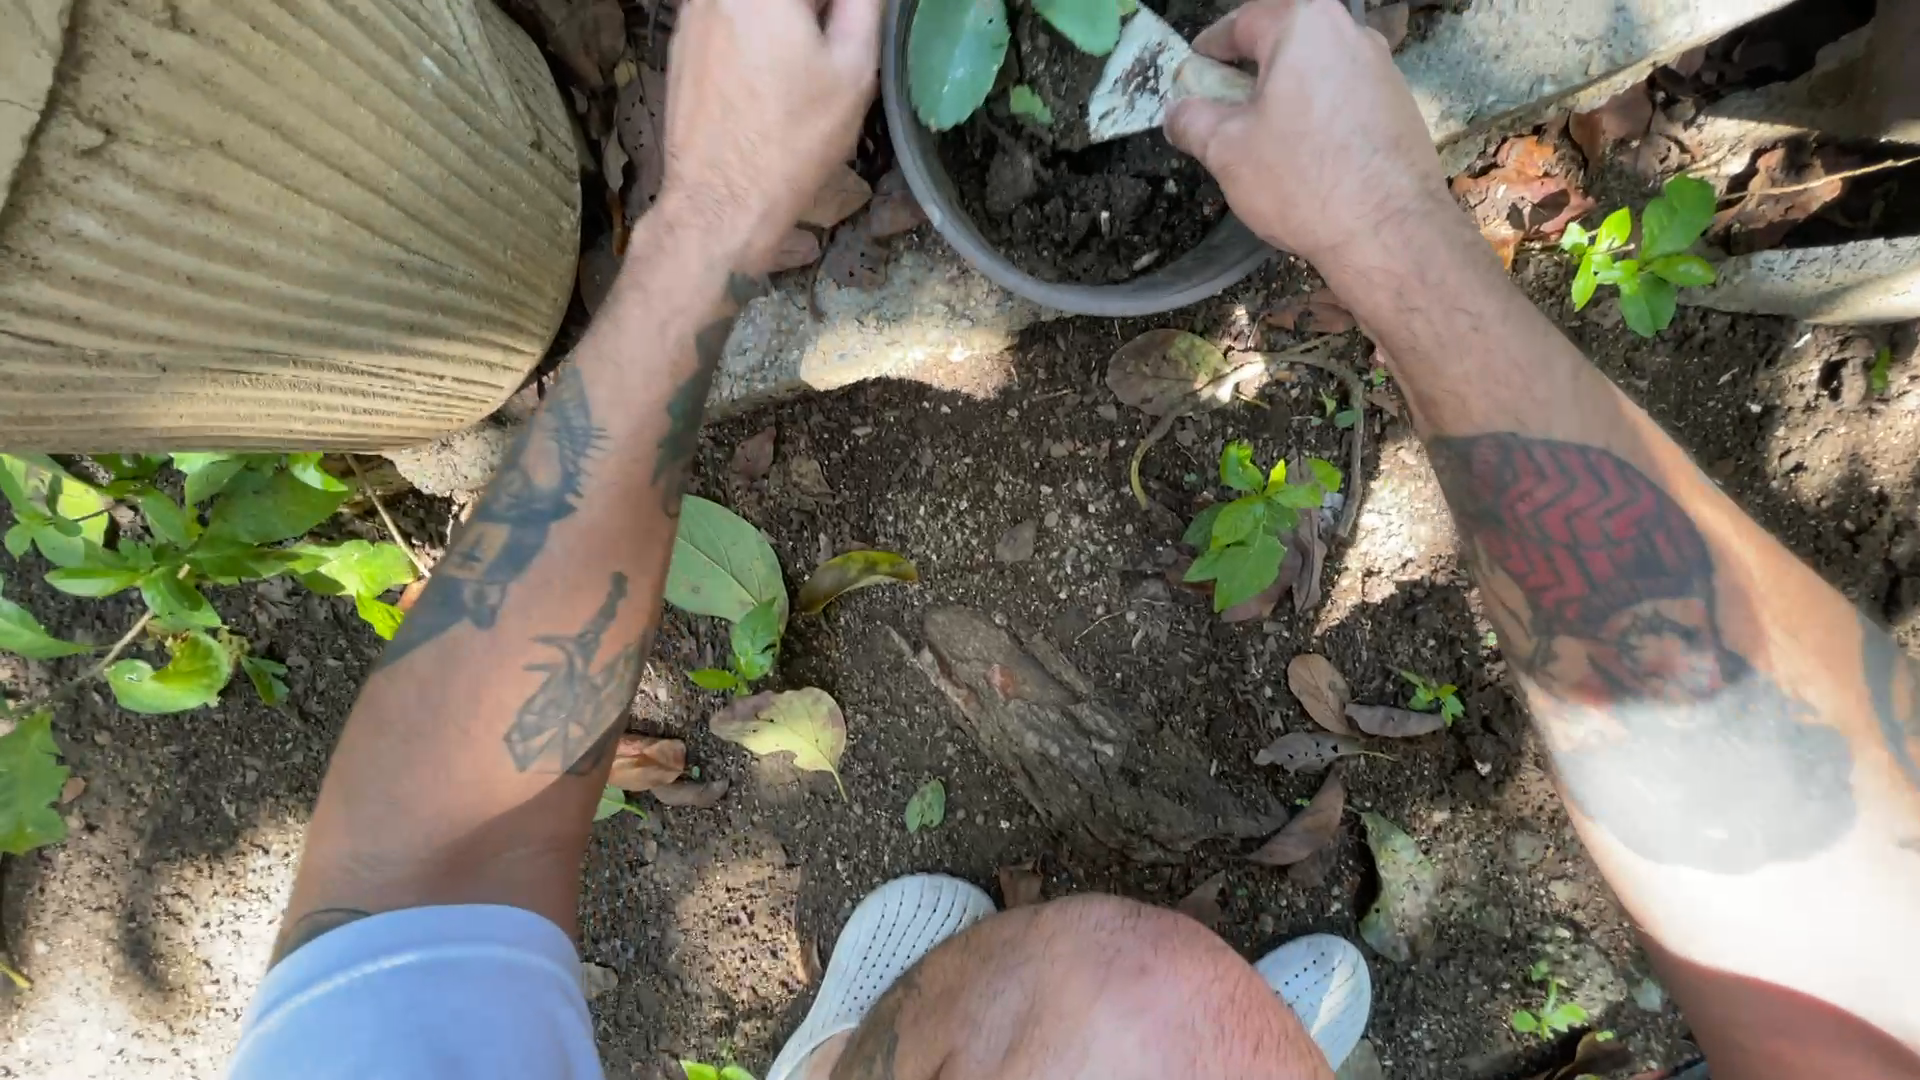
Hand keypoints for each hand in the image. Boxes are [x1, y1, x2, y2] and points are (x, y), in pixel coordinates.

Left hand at [657, 0, 881, 269]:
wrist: (721, 203)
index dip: (844, 13)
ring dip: (786, 32)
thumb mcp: (852, 74)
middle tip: (833, 57)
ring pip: (758, 13)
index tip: (853, 34)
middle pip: (788, 2)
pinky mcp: (681, 46)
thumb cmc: (791, 144)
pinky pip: (730, 26)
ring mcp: (693, 11)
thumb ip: (863, 10)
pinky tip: (767, 92)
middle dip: (815, 18)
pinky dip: (755, 45)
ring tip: (799, 79)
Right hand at [1165, 0, 1453, 271]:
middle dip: (1246, 77)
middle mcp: (1349, 32)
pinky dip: (1311, 119)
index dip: (1209, 47)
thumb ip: (1192, 122)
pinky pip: (1338, 100)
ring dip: (1280, 101)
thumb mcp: (1225, 151)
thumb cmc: (1299, 179)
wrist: (1385, 226)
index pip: (1243, 20)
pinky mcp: (1395, 104)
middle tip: (1219, 115)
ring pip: (1311, 74)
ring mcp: (1380, 67)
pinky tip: (1300, 160)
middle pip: (1282, 45)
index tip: (1191, 70)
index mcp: (1304, 26)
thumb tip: (1176, 111)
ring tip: (1259, 146)